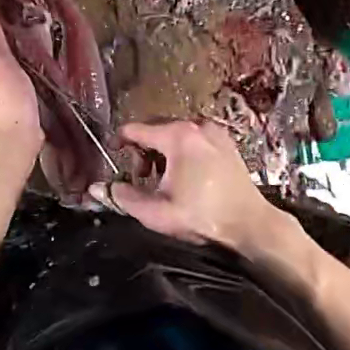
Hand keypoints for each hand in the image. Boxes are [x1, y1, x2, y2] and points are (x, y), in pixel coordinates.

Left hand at [0, 6, 43, 171]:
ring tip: (36, 60)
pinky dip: (20, 82)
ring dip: (17, 67)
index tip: (19, 30)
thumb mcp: (1, 63)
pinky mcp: (1, 109)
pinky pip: (10, 88)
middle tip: (31, 44)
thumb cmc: (7, 101)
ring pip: (2, 73)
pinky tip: (35, 80)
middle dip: (10, 52)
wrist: (16, 142)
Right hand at [94, 121, 284, 249]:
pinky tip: (184, 177)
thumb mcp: (157, 212)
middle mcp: (196, 125)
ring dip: (161, 153)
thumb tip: (98, 189)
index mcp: (177, 136)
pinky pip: (193, 139)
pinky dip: (181, 152)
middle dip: (142, 151)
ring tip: (162, 180)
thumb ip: (123, 198)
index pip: (135, 130)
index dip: (118, 142)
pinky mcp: (226, 142)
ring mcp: (214, 132)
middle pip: (155, 129)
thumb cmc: (203, 217)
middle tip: (141, 178)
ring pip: (174, 134)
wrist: (251, 224)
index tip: (112, 156)